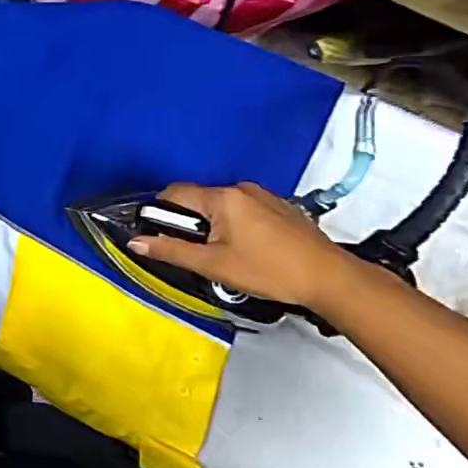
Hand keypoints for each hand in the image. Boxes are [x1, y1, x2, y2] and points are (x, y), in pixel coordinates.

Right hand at [126, 182, 374, 311]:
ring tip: (225, 254)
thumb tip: (136, 242)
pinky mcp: (279, 206)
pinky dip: (236, 224)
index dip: (160, 212)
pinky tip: (248, 249)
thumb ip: (171, 250)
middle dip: (190, 222)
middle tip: (197, 251)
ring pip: (221, 205)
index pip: (174, 193)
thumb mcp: (214, 265)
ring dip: (213, 224)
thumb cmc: (271, 271)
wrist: (330, 279)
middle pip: (198, 199)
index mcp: (222, 198)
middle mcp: (241, 189)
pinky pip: (243, 209)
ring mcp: (263, 196)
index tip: (160, 234)